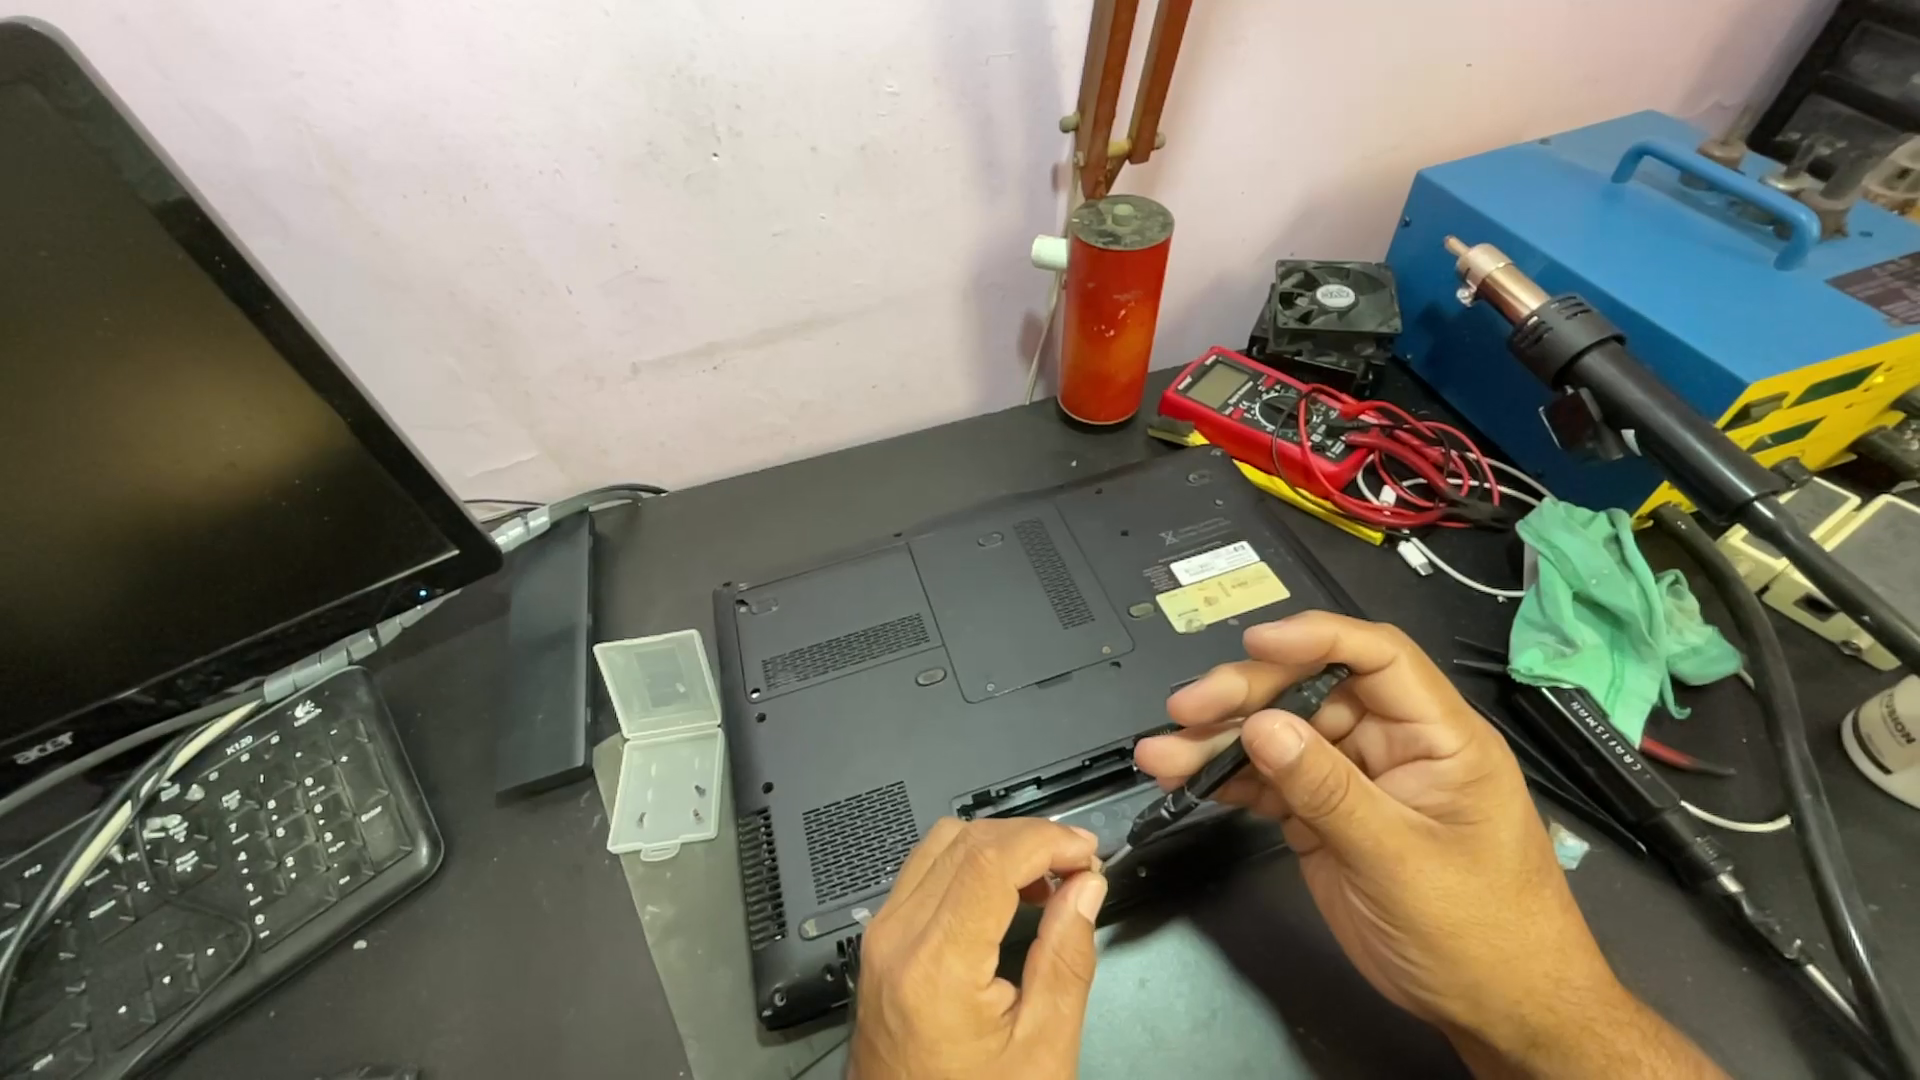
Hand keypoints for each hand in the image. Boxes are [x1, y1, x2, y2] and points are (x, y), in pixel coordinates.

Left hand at [848, 818, 1106, 1079]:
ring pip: (942, 842)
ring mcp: (881, 934)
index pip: (990, 859)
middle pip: (967, 840)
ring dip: (1000, 843)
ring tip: (1046, 876)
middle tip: (1077, 863)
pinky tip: (1005, 889)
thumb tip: (1086, 886)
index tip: (1087, 851)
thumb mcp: (1041, 1052)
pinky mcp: (880, 938)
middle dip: (1030, 837)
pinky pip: (925, 868)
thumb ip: (1067, 961)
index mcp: (935, 966)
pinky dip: (970, 860)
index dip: (1046, 839)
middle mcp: (897, 936)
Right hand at [1133, 613, 1620, 1052]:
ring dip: (1217, 742)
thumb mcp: (1403, 861)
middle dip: (1243, 696)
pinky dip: (1224, 780)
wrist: (1496, 1015)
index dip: (1315, 638)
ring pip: (1274, 735)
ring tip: (1162, 755)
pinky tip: (1184, 780)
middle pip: (1306, 690)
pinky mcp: (1318, 812)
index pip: (1376, 657)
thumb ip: (1329, 790)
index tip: (1253, 644)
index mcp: (1435, 735)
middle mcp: (1387, 742)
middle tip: (1185, 711)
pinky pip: (1265, 780)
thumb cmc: (1481, 936)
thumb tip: (1261, 726)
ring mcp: (1349, 776)